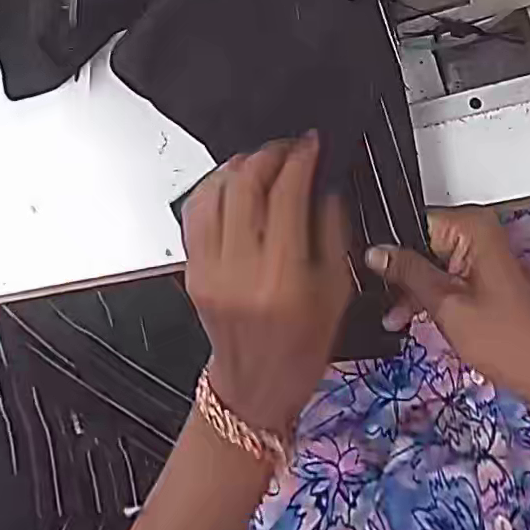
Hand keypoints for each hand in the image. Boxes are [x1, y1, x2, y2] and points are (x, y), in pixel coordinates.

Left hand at [181, 133, 351, 432]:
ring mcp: (209, 269)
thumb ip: (332, 229)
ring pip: (215, 192)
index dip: (301, 158)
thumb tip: (323, 183)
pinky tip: (232, 181)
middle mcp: (240, 269)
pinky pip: (195, 213)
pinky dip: (214, 186)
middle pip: (246, 184)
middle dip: (271, 153)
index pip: (287, 194)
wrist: (256, 387)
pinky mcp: (192, 270)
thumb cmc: (304, 344)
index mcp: (283, 276)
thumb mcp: (337, 288)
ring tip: (262, 159)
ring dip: (241, 165)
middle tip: (289, 146)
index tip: (312, 143)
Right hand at [365, 209, 529, 399]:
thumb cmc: (506, 340)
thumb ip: (408, 273)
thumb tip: (376, 252)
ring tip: (396, 317)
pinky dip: (432, 295)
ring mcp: (485, 253)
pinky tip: (414, 318)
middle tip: (380, 299)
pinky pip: (449, 275)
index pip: (415, 221)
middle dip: (402, 272)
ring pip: (434, 262)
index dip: (390, 247)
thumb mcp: (446, 305)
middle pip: (424, 242)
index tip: (369, 270)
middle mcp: (480, 232)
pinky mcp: (487, 275)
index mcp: (473, 226)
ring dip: (414, 289)